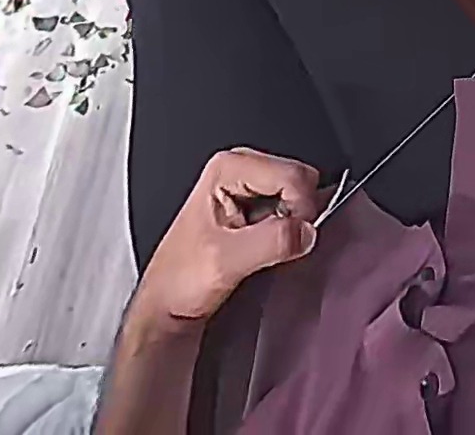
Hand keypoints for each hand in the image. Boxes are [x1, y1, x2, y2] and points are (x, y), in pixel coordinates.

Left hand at [133, 149, 321, 326]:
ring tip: (264, 246)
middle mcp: (242, 167)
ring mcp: (253, 183)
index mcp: (228, 168)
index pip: (292, 175)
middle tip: (274, 244)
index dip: (299, 208)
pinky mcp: (261, 199)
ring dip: (294, 223)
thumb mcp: (224, 263)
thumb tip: (307, 231)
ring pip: (302, 191)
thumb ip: (270, 243)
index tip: (291, 239)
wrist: (168, 307)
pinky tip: (270, 244)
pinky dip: (293, 227)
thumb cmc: (179, 282)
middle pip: (301, 178)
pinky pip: (296, 205)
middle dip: (298, 213)